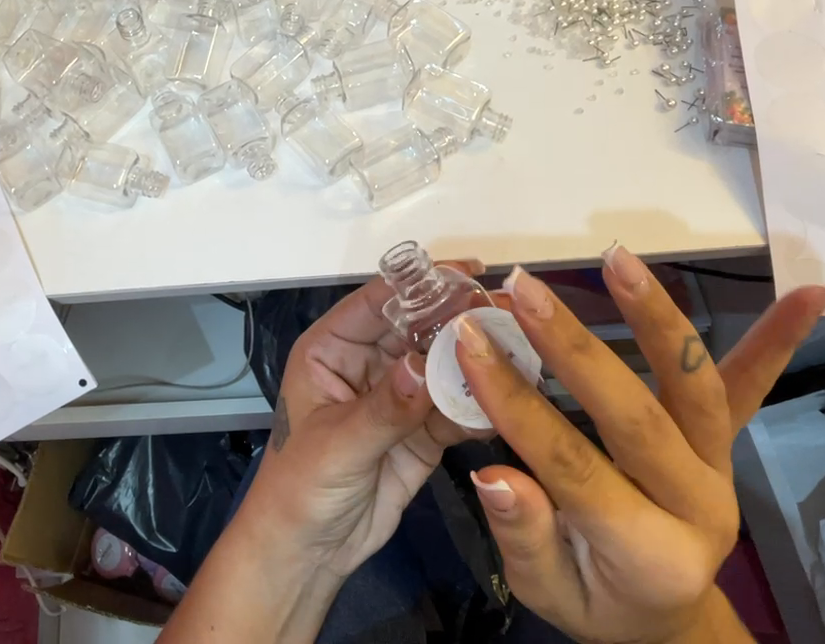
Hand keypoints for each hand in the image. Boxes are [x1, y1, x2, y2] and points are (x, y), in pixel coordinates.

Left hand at [242, 259, 489, 576]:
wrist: (306, 554)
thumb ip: (384, 407)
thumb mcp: (337, 444)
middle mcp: (367, 364)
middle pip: (418, 330)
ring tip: (524, 347)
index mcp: (333, 349)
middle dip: (459, 319)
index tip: (467, 271)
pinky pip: (454, 410)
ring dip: (477, 360)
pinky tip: (515, 397)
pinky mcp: (421, 433)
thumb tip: (422, 363)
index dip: (419, 284)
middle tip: (509, 308)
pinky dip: (481, 405)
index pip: (377, 303)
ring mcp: (397, 398)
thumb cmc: (300, 487)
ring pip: (441, 367)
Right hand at [459, 248, 824, 643]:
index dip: (516, 403)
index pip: (571, 465)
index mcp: (647, 552)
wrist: (665, 616)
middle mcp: (697, 504)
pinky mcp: (726, 443)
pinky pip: (751, 388)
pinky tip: (812, 290)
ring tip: (618, 257)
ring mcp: (718, 466)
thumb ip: (524, 536)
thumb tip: (493, 473)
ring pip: (694, 386)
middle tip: (522, 289)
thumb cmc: (597, 601)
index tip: (467, 342)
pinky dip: (779, 337)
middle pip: (635, 416)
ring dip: (656, 316)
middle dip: (572, 346)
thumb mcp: (547, 593)